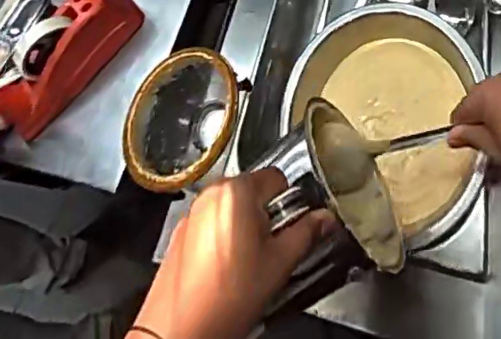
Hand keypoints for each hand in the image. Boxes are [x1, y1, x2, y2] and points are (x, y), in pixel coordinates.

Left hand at [134, 168, 336, 338]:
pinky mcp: (180, 238)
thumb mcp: (279, 264)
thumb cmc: (222, 303)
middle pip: (255, 194)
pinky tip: (227, 274)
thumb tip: (324, 219)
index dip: (290, 205)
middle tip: (269, 253)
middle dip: (267, 220)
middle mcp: (211, 195)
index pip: (279, 178)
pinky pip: (213, 226)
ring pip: (234, 211)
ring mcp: (192, 216)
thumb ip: (306, 233)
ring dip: (246, 230)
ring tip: (247, 267)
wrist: (176, 338)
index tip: (290, 229)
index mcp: (236, 191)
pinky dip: (224, 241)